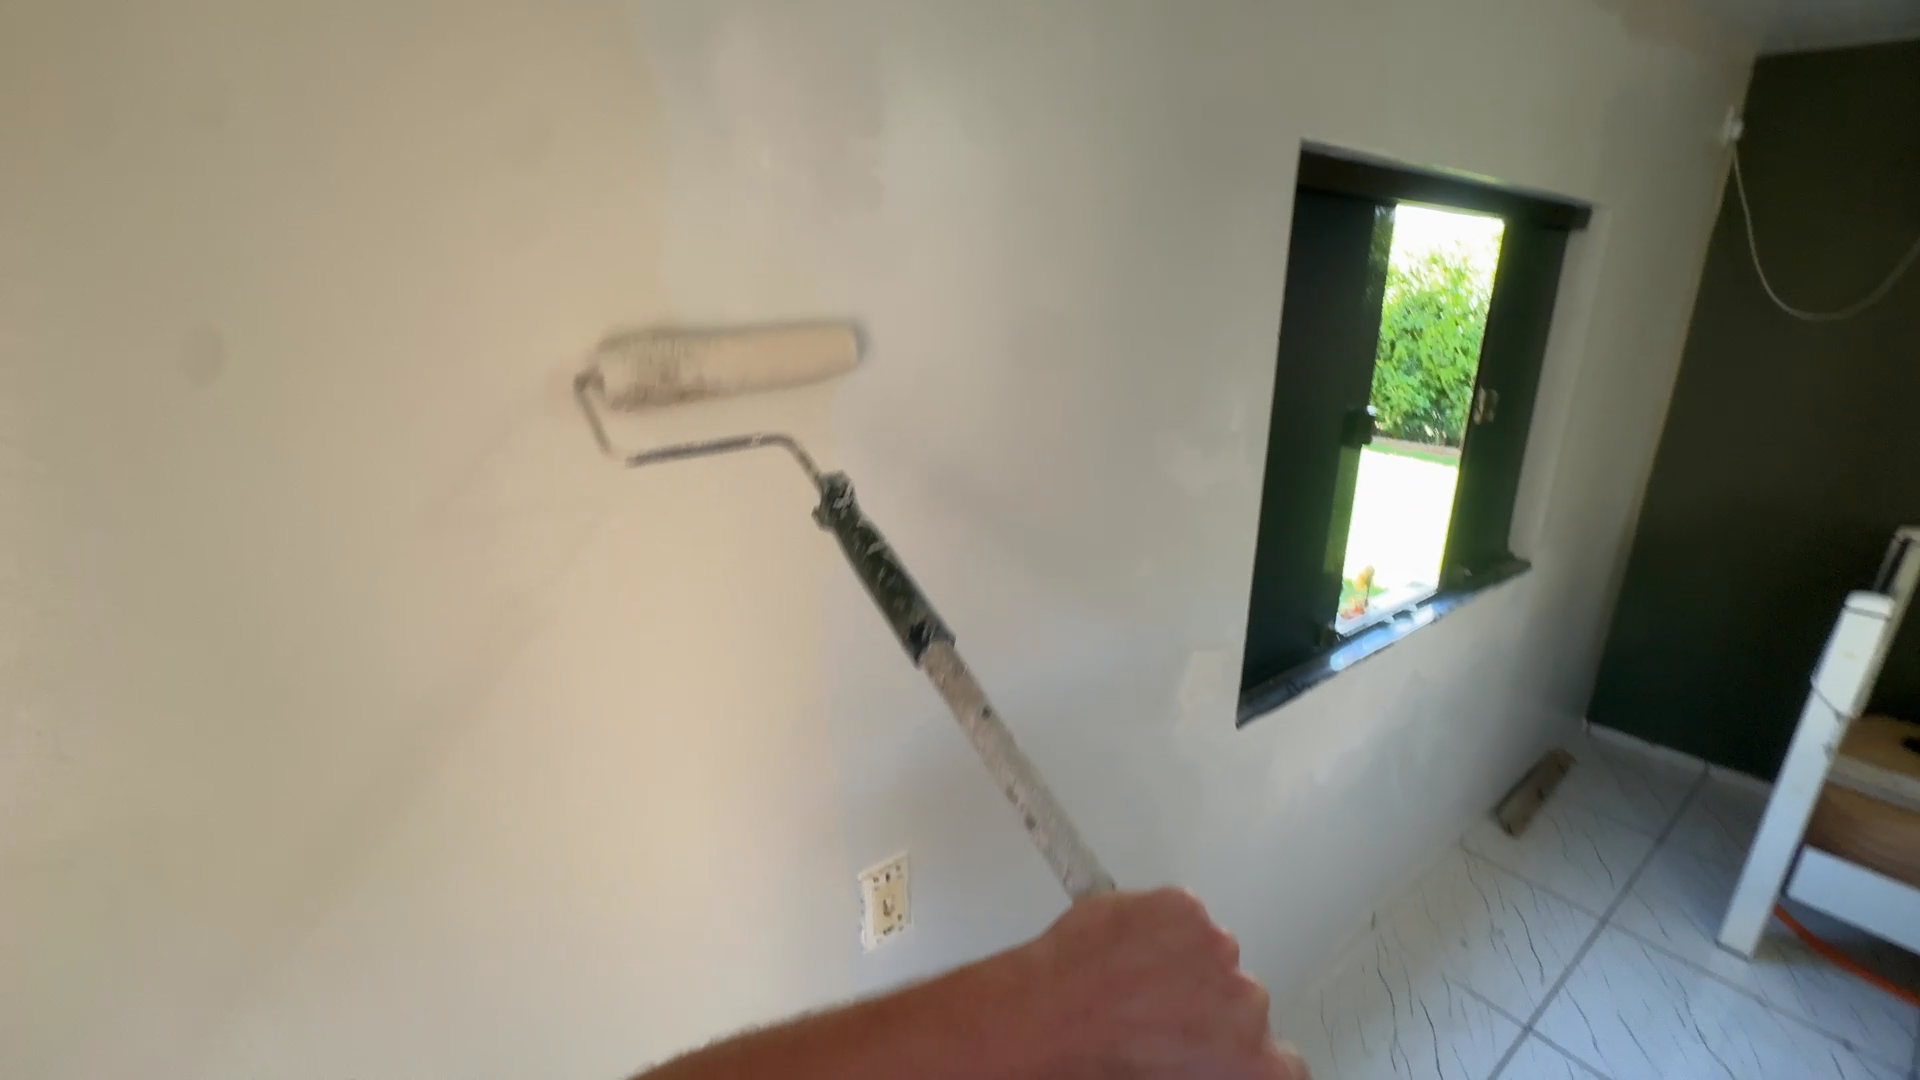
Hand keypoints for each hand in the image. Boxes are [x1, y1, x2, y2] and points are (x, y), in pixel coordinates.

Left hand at [1008, 888, 1309, 1078]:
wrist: (1047, 1020)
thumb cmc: (1099, 1068)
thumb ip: (1211, 1068)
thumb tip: (1202, 1056)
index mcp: (1258, 1067)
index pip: (1286, 1063)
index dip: (1243, 1052)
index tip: (1220, 1049)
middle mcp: (1250, 1004)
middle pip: (1243, 999)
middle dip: (1207, 1002)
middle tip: (1160, 1010)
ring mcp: (1217, 948)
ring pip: (1211, 951)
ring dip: (1184, 957)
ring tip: (1133, 974)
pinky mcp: (1185, 906)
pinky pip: (1182, 913)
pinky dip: (1159, 922)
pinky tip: (1125, 945)